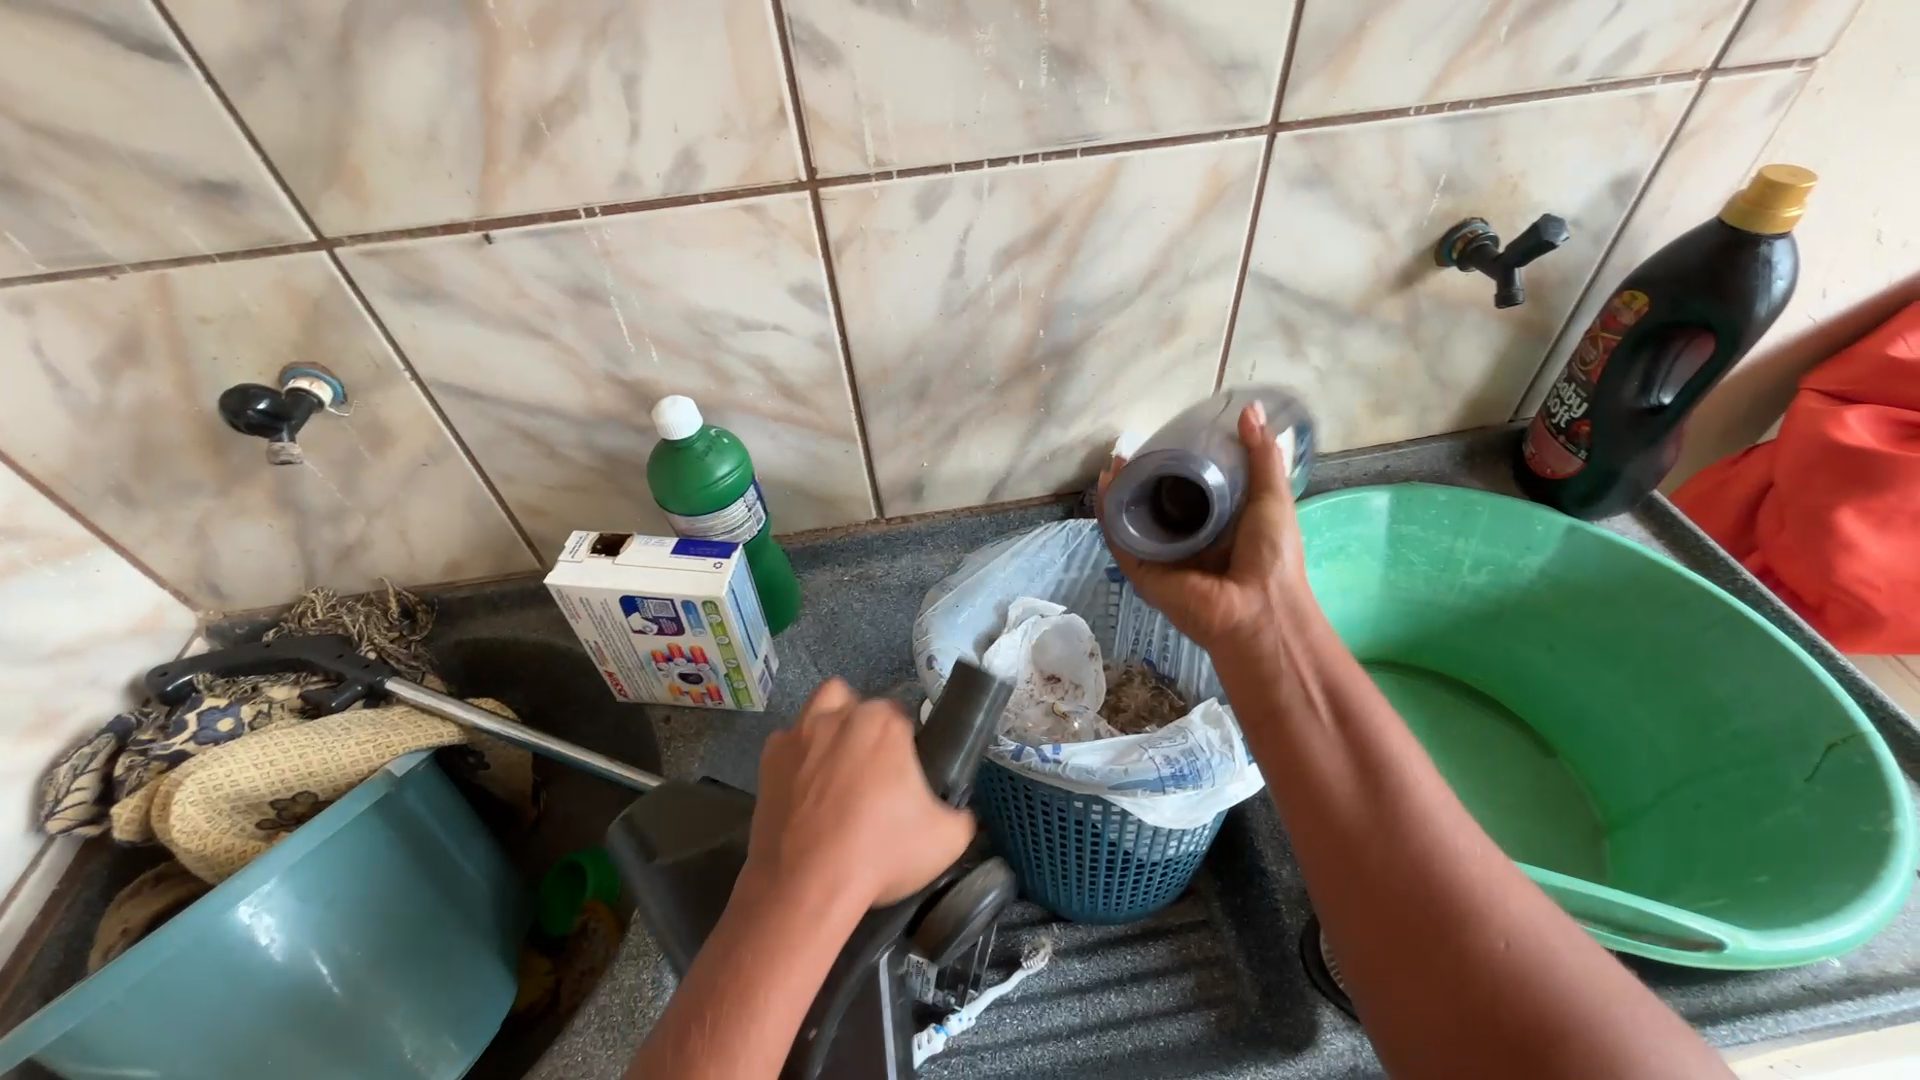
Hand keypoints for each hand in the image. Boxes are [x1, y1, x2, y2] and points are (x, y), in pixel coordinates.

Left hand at [744, 679, 975, 909]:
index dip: (906, 742)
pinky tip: (804, 784)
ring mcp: (801, 732)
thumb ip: (961, 816)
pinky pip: (789, 739)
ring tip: (838, 761)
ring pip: (823, 704)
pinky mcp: (770, 756)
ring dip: (833, 721)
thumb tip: (961, 812)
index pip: (902, 715)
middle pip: (862, 706)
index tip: (905, 773)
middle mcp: (843, 716)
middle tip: (875, 773)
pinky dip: (798, 753)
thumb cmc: (880, 855)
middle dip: (870, 730)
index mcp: (887, 725)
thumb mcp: (947, 841)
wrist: (806, 886)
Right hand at [1099, 402, 1315, 662]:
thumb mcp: (1272, 497)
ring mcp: (1160, 557)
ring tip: (1116, 461)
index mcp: (1216, 527)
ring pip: (1131, 519)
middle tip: (1136, 448)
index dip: (1176, 466)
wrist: (1258, 608)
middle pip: (1155, 504)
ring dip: (1120, 490)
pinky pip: (1119, 538)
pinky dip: (1108, 513)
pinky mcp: (1141, 570)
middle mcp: (1185, 542)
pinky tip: (1105, 486)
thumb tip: (1250, 409)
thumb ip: (1261, 456)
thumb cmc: (1271, 556)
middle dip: (1142, 477)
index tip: (1168, 440)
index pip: (1189, 493)